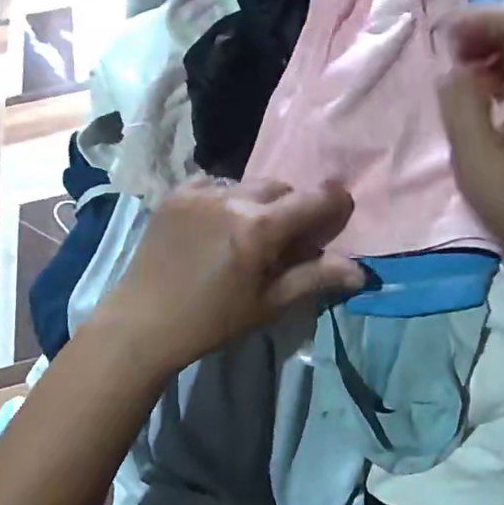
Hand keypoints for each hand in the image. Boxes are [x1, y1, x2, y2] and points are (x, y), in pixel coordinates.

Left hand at [94, 177, 364, 369]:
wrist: (143, 322)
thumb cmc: (212, 320)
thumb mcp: (269, 304)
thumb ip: (314, 278)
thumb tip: (360, 271)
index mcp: (259, 227)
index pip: (312, 200)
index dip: (333, 200)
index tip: (341, 204)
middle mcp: (232, 198)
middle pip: (281, 187)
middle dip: (291, 206)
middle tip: (286, 237)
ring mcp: (200, 192)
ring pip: (248, 183)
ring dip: (258, 201)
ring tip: (247, 231)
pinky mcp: (176, 193)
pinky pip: (214, 182)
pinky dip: (226, 197)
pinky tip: (217, 222)